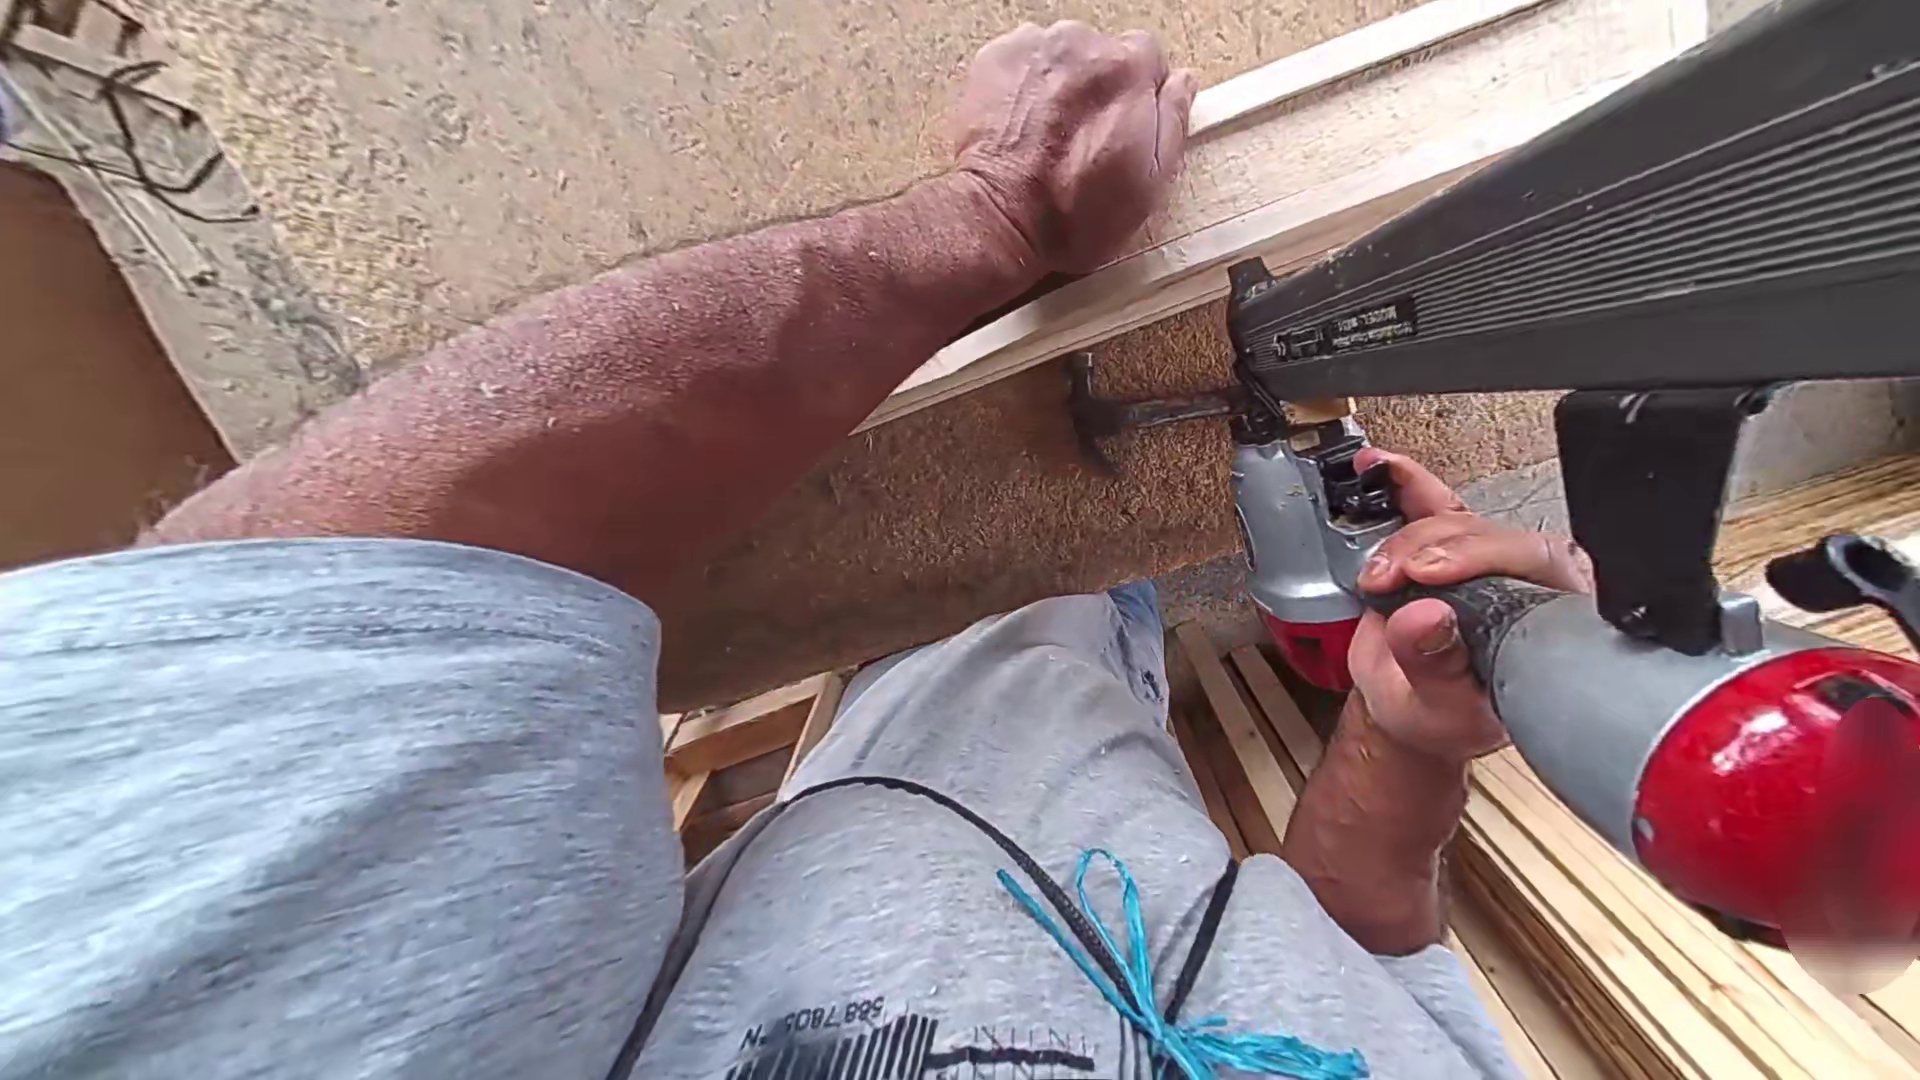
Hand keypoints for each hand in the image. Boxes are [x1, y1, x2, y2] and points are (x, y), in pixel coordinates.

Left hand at [952, 22, 1197, 274]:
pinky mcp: (996, 60)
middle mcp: (1085, 43)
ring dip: (1056, 91)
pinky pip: (1019, 66)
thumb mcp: (1146, 188)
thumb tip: (1184, 82)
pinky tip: (1017, 132)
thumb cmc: (1072, 217)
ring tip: (1043, 143)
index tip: (1119, 138)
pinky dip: (1020, 92)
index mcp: (1132, 68)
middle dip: (1095, 96)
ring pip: (1059, 60)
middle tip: (1077, 148)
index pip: (1148, 64)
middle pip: (1101, 58)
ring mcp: (1036, 48)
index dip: (1136, 104)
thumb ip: (1173, 125)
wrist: (1000, 223)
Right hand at [1347, 449, 1592, 763]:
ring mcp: (1478, 561)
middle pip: (1486, 533)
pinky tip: (1377, 469)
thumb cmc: (1434, 715)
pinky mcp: (1436, 547)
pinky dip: (1399, 484)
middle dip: (1428, 548)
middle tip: (1388, 578)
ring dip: (1403, 536)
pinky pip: (1425, 503)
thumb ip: (1433, 667)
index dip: (1481, 557)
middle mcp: (1525, 583)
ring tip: (1375, 573)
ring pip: (1450, 519)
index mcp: (1550, 622)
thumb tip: (1426, 616)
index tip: (1427, 575)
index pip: (1536, 562)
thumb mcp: (1432, 708)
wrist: (1405, 706)